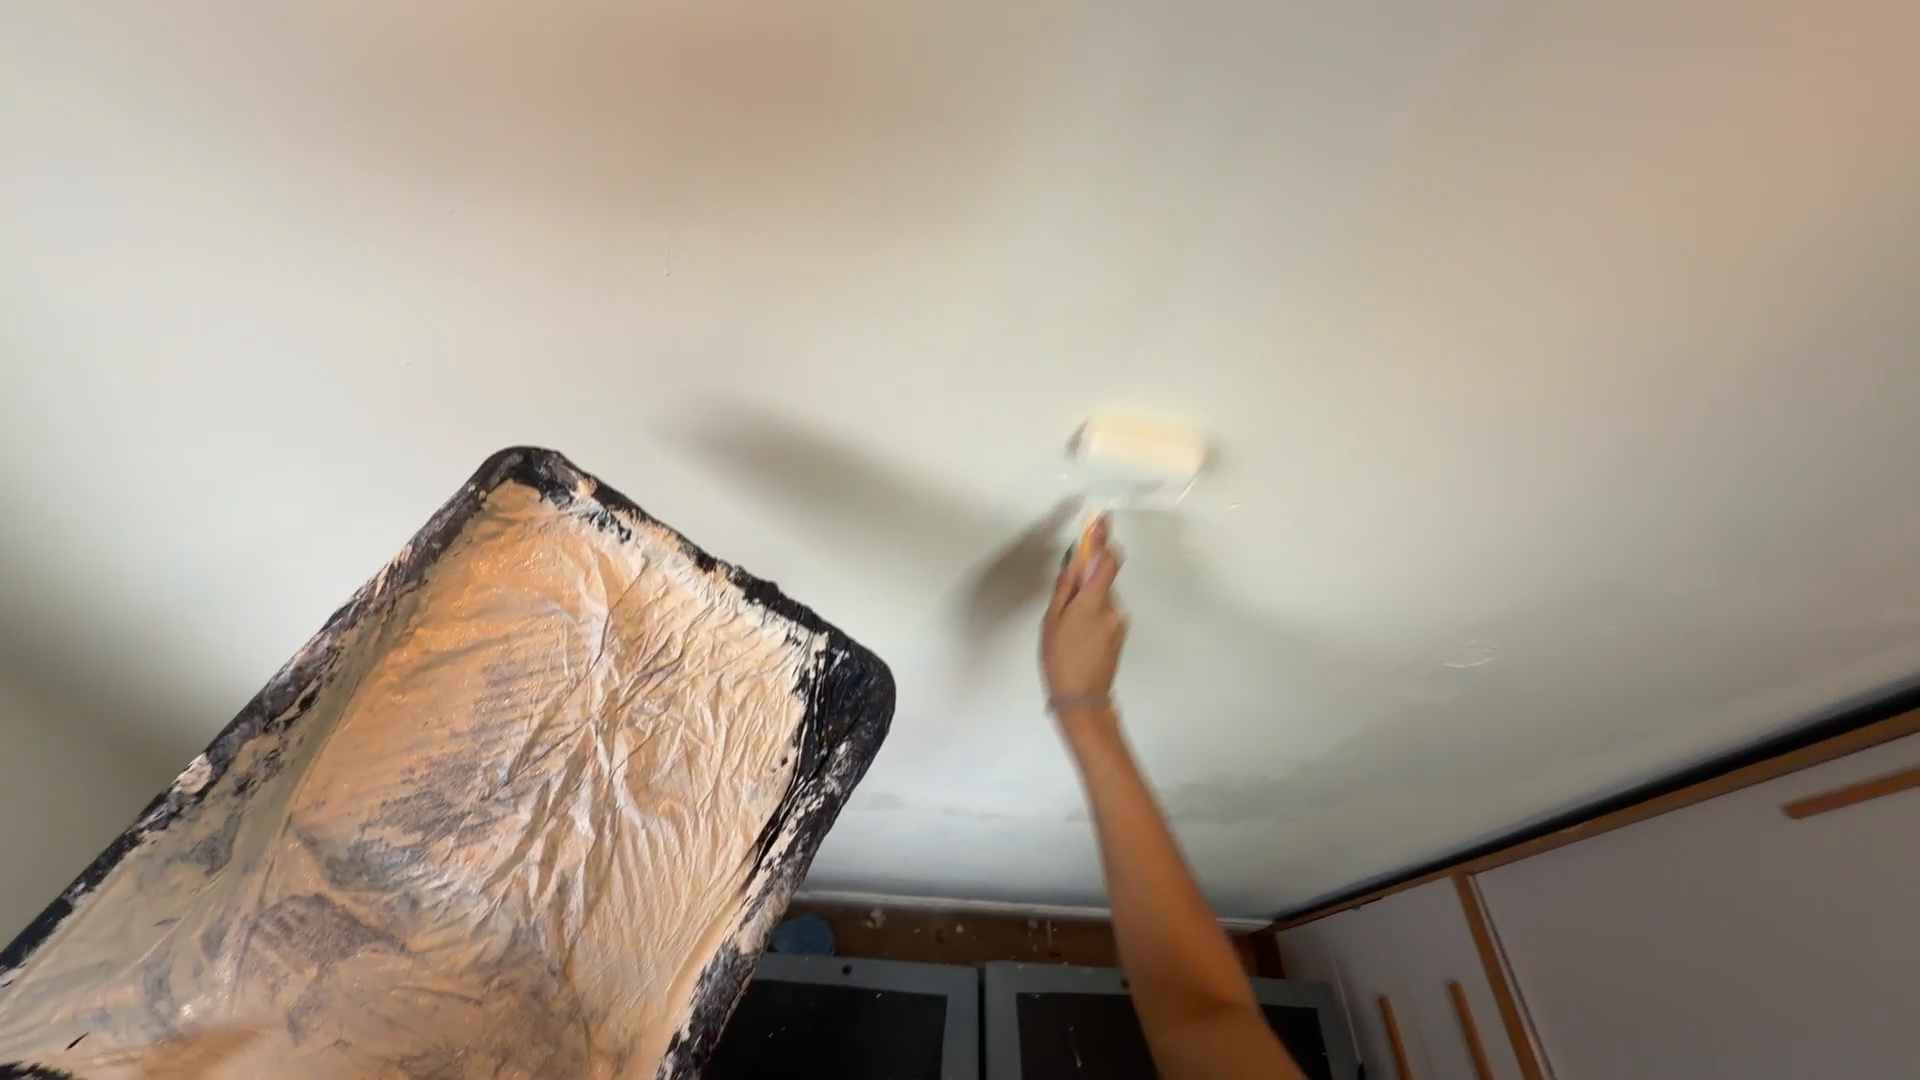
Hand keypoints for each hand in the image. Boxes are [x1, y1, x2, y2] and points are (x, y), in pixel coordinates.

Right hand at [1042, 516, 1126, 706]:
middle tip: (1063, 601)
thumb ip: (1066, 587)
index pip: (1107, 561)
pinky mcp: (1119, 632)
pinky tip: (1077, 636)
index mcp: (1093, 602)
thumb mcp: (1052, 620)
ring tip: (1066, 627)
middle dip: (1085, 579)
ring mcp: (1119, 620)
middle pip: (1102, 578)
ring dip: (1086, 600)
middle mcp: (1113, 607)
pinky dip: (1091, 613)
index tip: (1100, 520)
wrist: (1082, 697)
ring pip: (1101, 596)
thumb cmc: (1060, 658)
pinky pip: (1104, 611)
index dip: (1104, 539)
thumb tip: (1076, 560)